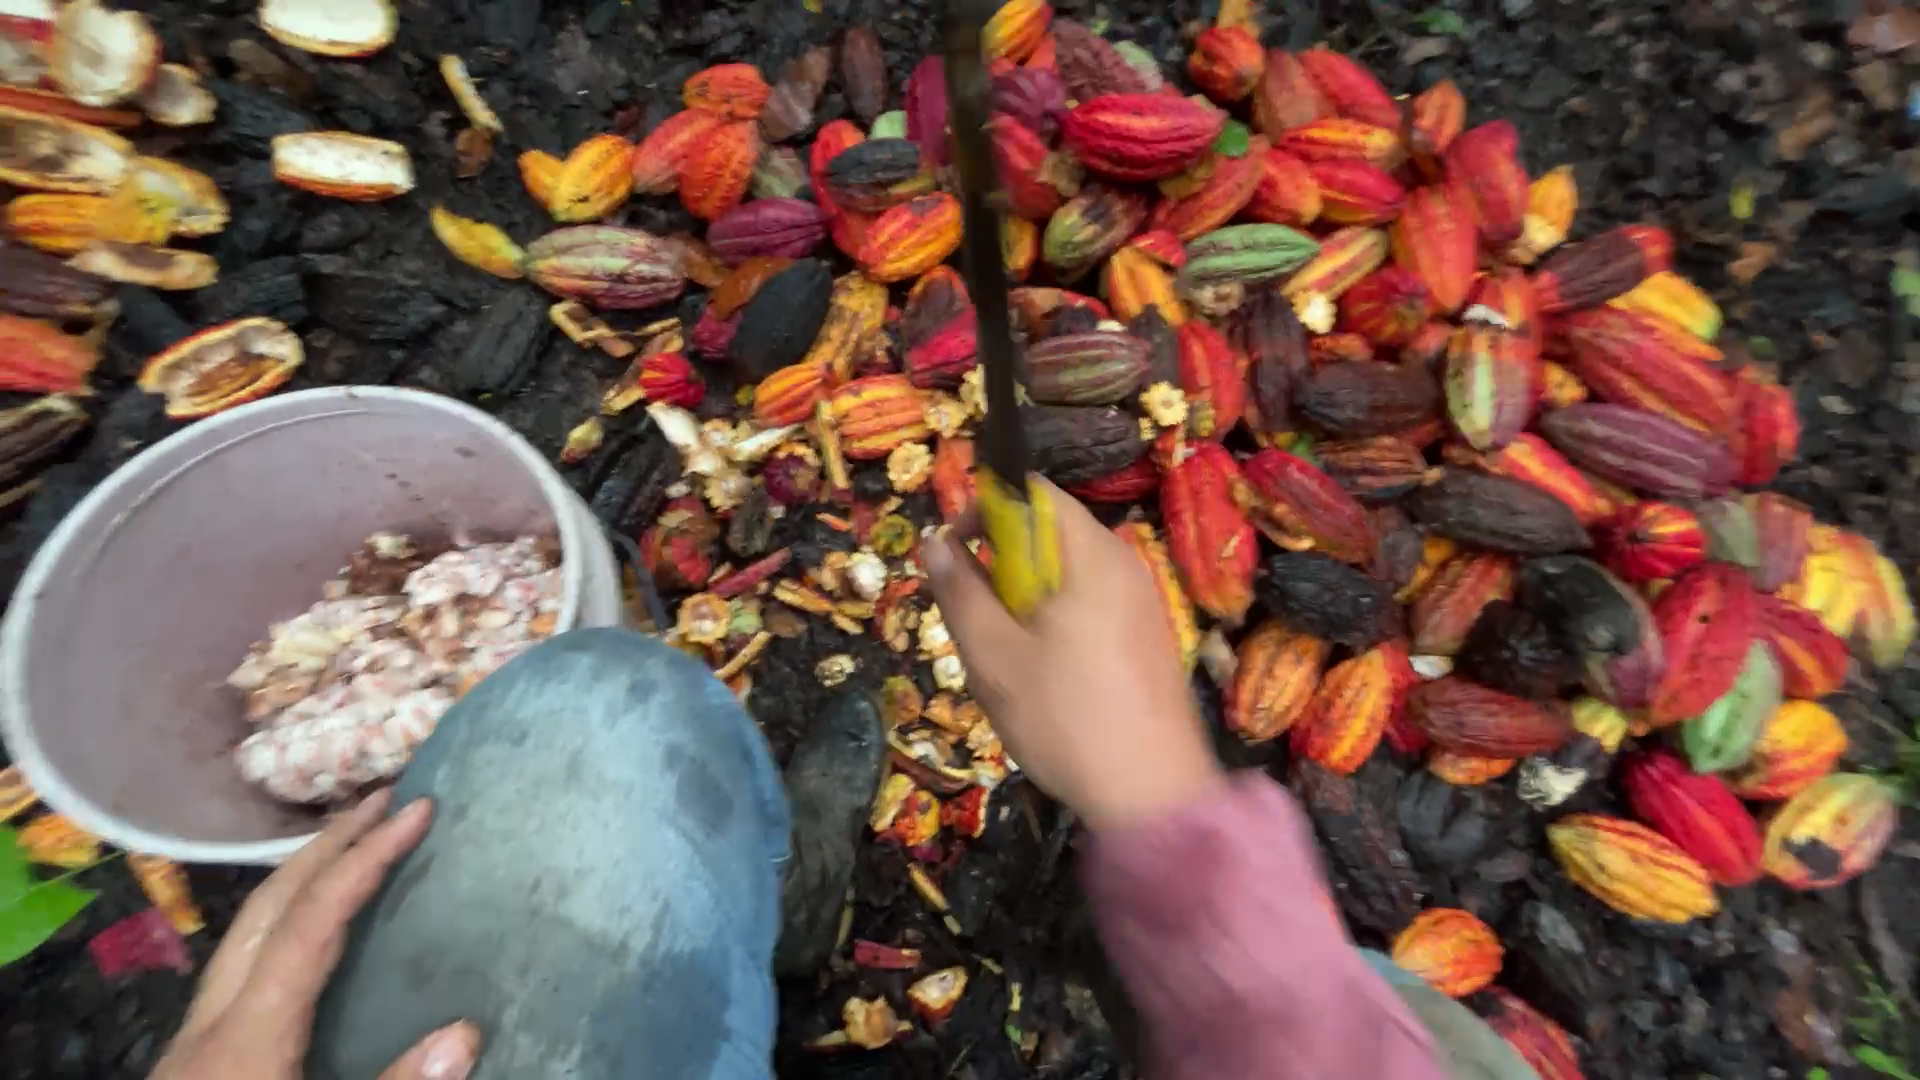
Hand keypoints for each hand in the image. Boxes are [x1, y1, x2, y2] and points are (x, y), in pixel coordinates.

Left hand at [151, 791, 481, 1079]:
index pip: (313, 922)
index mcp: (244, 1040)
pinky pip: (249, 960)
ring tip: (357, 840)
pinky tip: (317, 925)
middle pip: (266, 911)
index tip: (419, 809)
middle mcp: (211, 1028)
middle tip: (386, 798)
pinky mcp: (203, 1063)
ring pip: (247, 933)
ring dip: (306, 874)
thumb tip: (469, 1031)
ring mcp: (198, 1044)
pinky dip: (291, 916)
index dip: (367, 858)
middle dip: (328, 844)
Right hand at [924, 481, 1225, 827]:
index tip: (954, 552)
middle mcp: (1124, 564)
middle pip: (1049, 533)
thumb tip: (934, 540)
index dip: (984, 509)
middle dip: (1001, 563)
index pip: (1033, 492)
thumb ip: (960, 591)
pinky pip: (1090, 602)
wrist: (1154, 798)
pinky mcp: (1147, 635)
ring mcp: (1142, 601)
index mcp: (1091, 555)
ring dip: (1024, 596)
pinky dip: (1055, 618)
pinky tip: (1046, 674)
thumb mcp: (994, 657)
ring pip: (1066, 573)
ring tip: (1007, 653)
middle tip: (976, 617)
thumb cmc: (1066, 719)